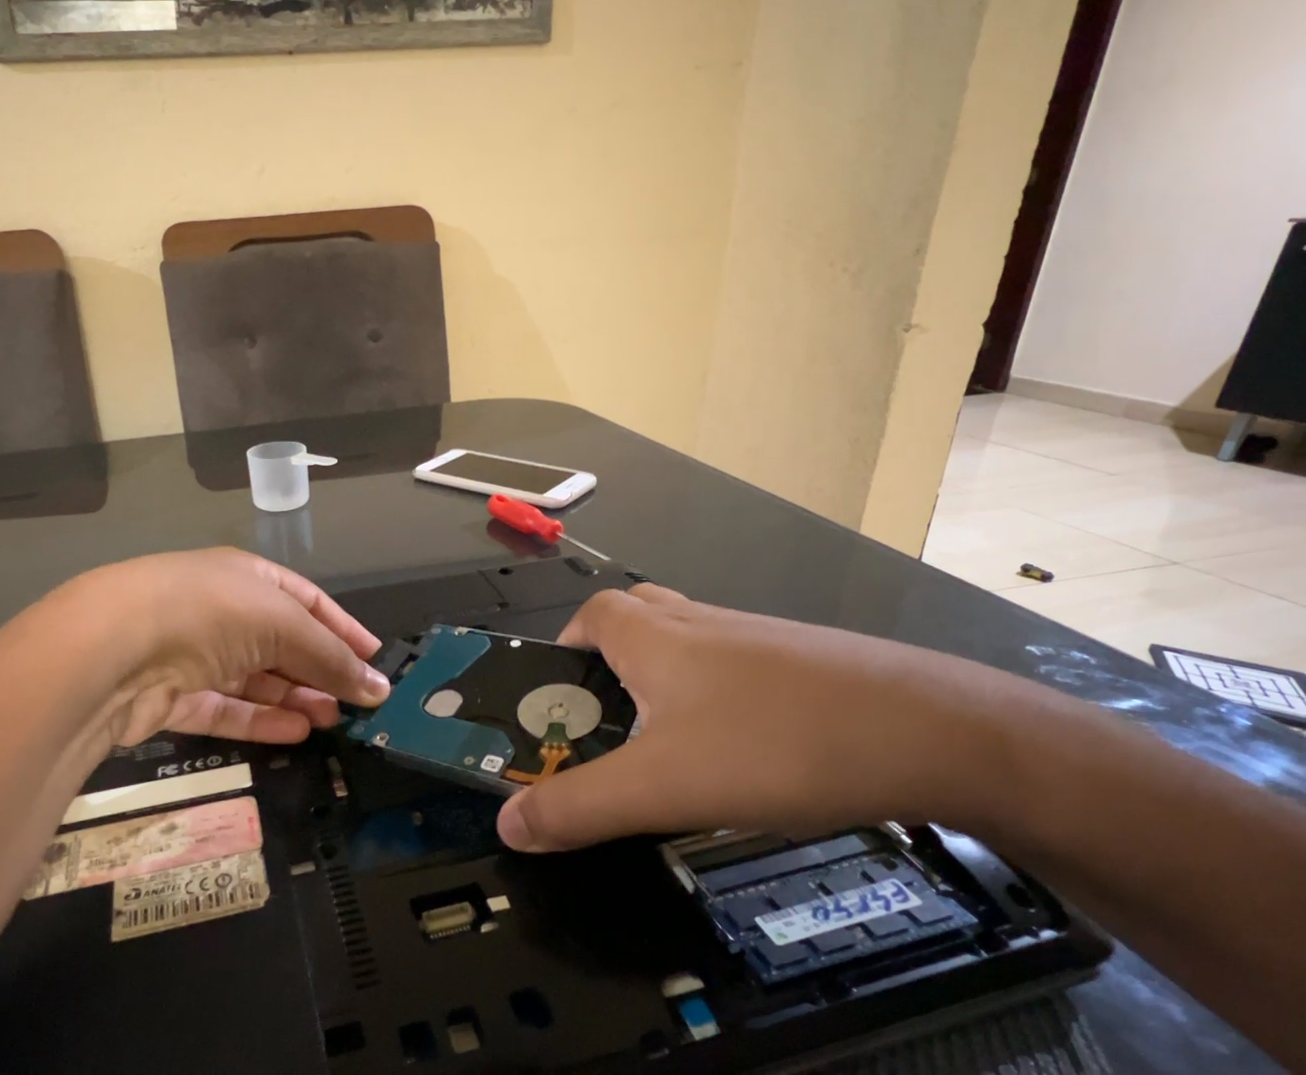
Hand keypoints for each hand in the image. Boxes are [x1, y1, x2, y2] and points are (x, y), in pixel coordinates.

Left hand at [53, 549, 391, 746]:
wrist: (115, 646)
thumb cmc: (212, 612)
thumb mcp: (285, 624)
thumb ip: (332, 659)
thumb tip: (379, 689)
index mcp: (246, 577)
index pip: (306, 601)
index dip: (341, 629)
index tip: (373, 660)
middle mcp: (219, 611)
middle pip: (281, 643)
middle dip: (320, 671)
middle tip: (357, 703)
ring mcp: (192, 654)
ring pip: (254, 680)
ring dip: (295, 698)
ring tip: (333, 721)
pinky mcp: (172, 697)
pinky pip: (225, 709)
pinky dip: (260, 720)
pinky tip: (297, 732)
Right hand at [496, 585, 1013, 851]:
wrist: (934, 733)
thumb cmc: (774, 745)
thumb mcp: (661, 787)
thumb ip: (578, 807)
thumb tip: (507, 826)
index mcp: (654, 637)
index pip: (590, 615)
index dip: (565, 648)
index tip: (560, 701)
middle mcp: (702, 623)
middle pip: (637, 621)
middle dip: (611, 665)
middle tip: (608, 725)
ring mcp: (760, 639)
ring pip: (691, 646)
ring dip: (666, 683)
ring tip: (669, 748)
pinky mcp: (806, 665)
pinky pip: (740, 670)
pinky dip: (721, 699)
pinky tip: (744, 754)